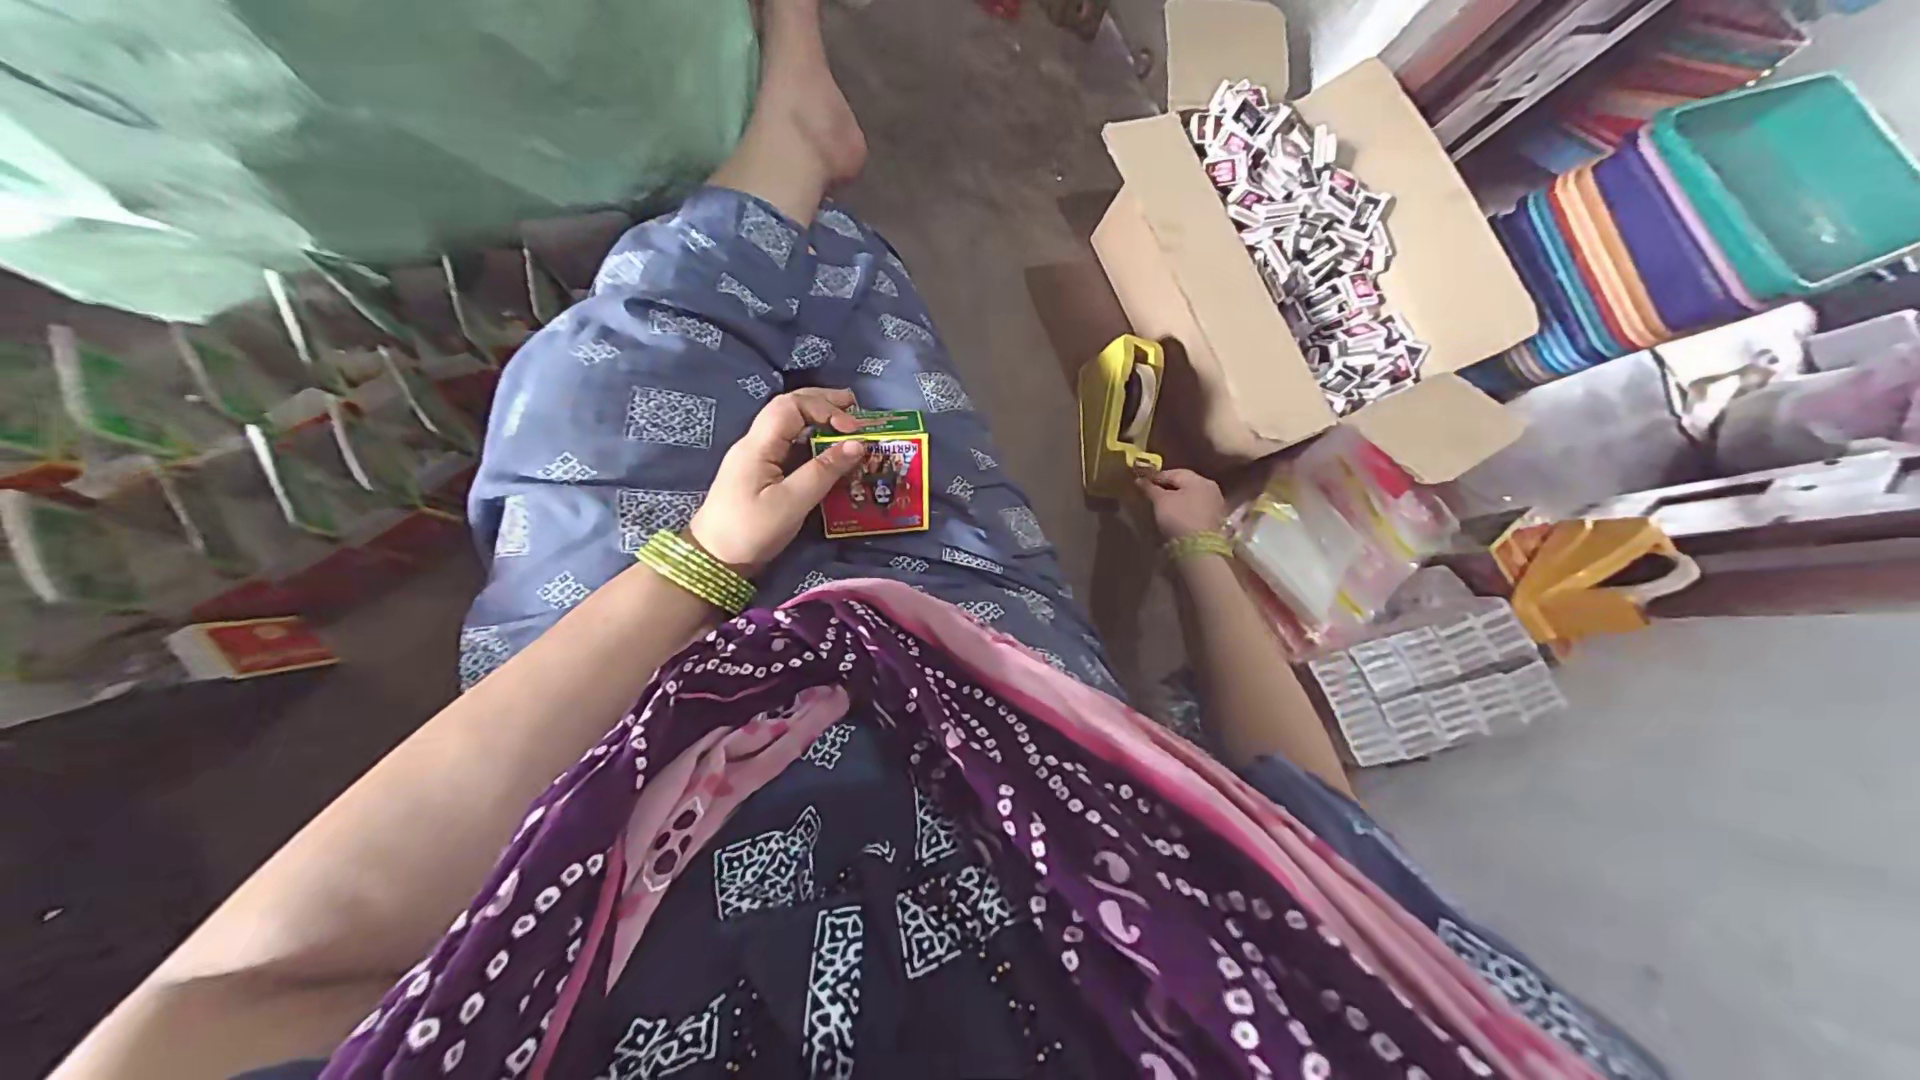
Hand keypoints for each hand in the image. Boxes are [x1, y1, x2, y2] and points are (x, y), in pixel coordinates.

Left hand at [688, 387, 869, 573]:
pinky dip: (813, 439)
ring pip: (790, 424)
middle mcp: (756, 443)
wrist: (714, 558)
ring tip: (848, 422)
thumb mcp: (791, 503)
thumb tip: (857, 445)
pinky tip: (830, 448)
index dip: (825, 409)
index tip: (853, 429)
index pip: (792, 406)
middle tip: (856, 406)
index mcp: (758, 445)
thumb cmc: (751, 531)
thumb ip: (823, 471)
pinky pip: (790, 445)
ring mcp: (757, 457)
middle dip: (824, 402)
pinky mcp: (762, 472)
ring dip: (819, 418)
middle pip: (790, 407)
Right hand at [1137, 468, 1227, 539]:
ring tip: (1162, 505)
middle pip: (1184, 483)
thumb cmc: (1178, 518)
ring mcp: (1215, 502)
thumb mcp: (1160, 501)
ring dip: (1177, 498)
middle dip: (1167, 487)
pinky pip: (1196, 506)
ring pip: (1191, 495)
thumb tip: (1139, 480)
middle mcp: (1210, 486)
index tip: (1142, 483)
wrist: (1200, 548)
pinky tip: (1176, 514)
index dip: (1155, 477)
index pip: (1172, 473)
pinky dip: (1185, 507)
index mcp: (1198, 479)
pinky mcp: (1215, 517)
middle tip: (1152, 494)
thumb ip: (1150, 488)